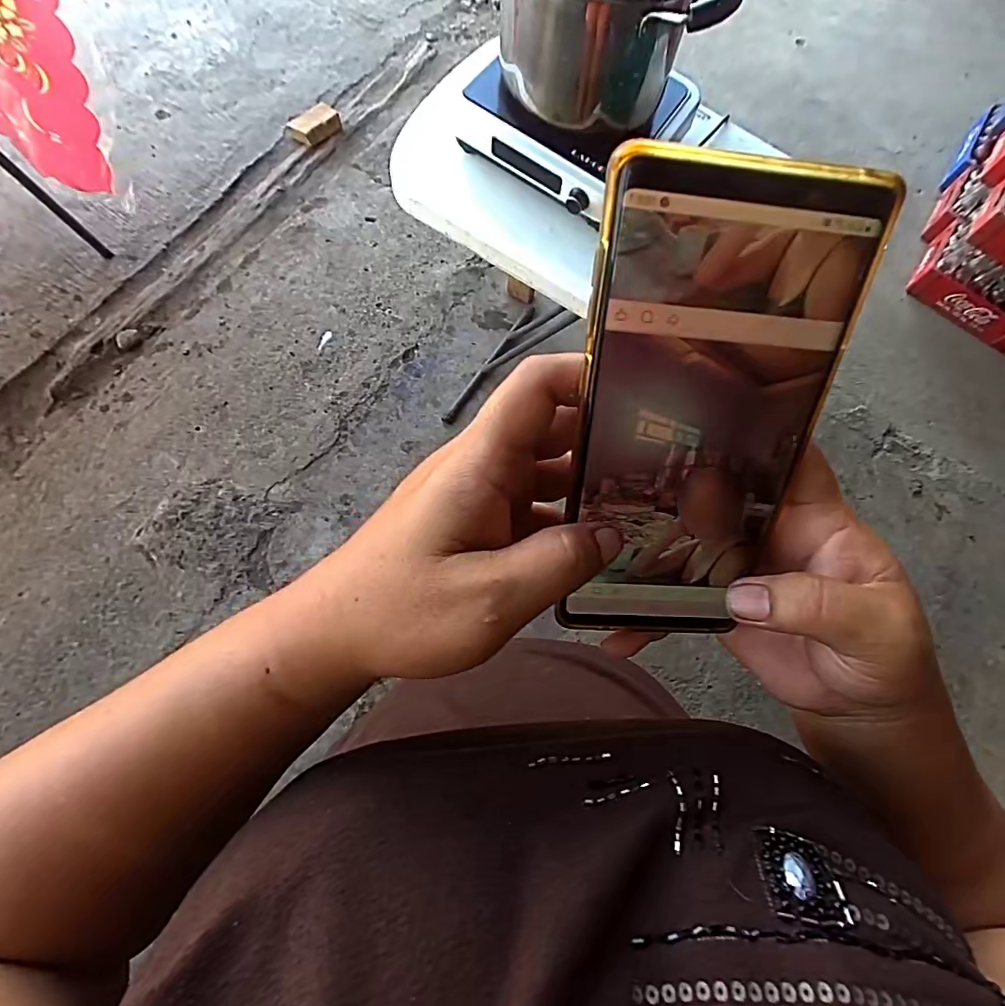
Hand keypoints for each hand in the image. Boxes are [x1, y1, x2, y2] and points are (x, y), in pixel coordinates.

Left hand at [291, 353, 619, 680]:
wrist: (335, 633)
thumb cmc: (399, 612)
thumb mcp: (488, 598)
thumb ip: (557, 563)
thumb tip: (612, 535)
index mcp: (479, 463)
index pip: (535, 386)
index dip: (586, 372)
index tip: (640, 388)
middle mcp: (480, 467)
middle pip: (552, 427)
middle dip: (608, 438)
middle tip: (669, 464)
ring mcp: (477, 495)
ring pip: (547, 471)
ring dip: (591, 485)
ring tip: (649, 508)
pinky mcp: (475, 524)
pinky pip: (531, 507)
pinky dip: (565, 520)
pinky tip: (598, 548)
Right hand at [603, 448, 943, 720]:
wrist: (859, 708)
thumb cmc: (888, 655)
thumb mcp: (874, 626)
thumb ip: (816, 605)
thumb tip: (743, 597)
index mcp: (818, 521)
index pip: (792, 461)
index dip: (760, 436)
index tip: (714, 421)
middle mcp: (772, 535)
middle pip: (723, 494)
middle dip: (682, 485)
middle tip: (634, 484)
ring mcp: (741, 569)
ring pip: (689, 542)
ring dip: (652, 549)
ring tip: (608, 553)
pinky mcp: (718, 605)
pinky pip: (677, 601)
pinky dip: (648, 616)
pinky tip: (621, 630)